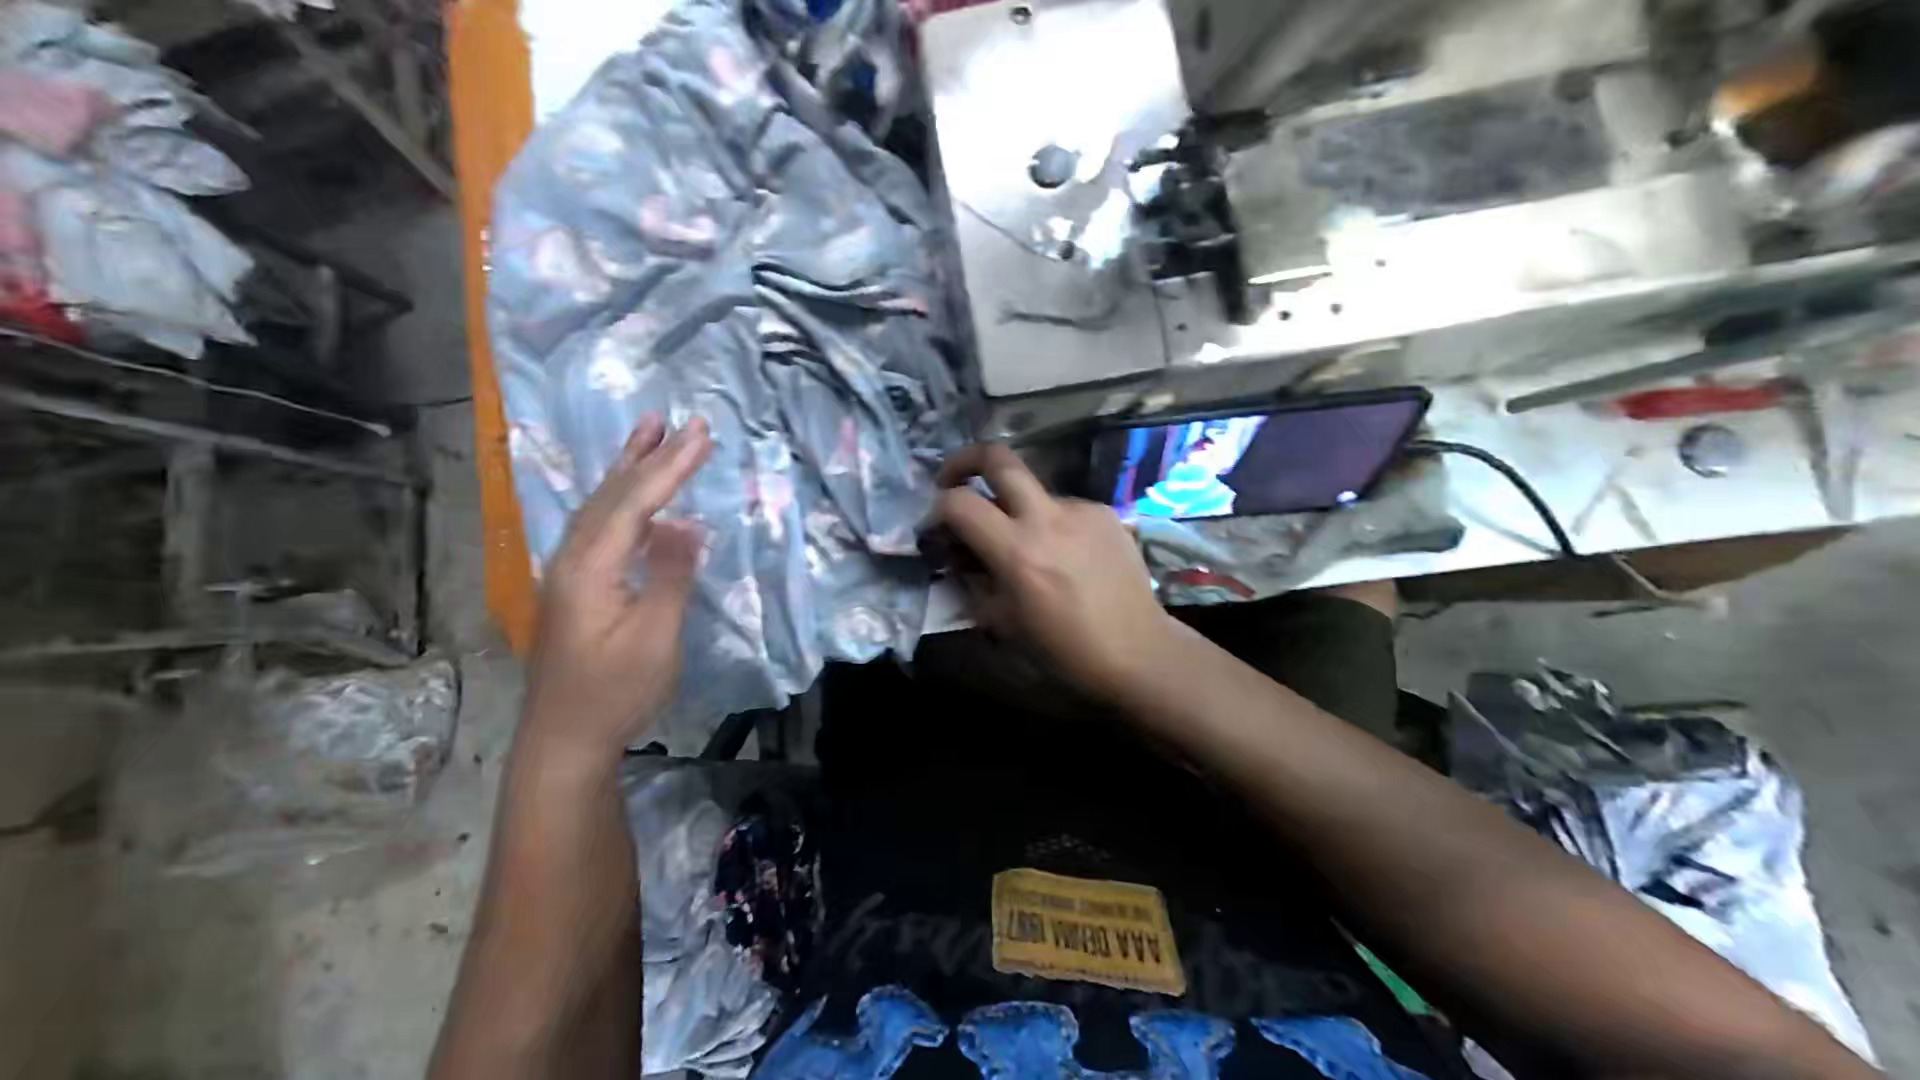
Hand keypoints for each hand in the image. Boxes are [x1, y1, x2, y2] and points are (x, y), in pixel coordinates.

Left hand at [522, 415, 711, 759]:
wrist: (563, 737)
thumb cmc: (615, 691)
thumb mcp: (655, 637)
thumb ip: (671, 575)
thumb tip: (689, 522)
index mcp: (590, 566)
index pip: (635, 502)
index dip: (670, 466)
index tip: (702, 435)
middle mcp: (571, 557)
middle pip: (612, 494)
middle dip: (650, 456)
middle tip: (680, 422)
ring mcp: (567, 571)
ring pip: (600, 506)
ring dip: (628, 469)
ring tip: (649, 434)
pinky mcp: (573, 585)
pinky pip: (599, 525)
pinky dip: (622, 499)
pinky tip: (634, 497)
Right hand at [934, 443, 1181, 696]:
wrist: (1139, 652)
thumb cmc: (1064, 651)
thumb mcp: (1003, 623)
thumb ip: (973, 582)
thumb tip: (958, 557)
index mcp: (1018, 551)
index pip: (959, 502)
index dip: (937, 508)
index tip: (936, 525)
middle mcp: (1049, 518)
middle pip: (999, 457)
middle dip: (966, 460)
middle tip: (955, 481)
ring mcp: (1082, 510)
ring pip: (1034, 490)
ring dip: (1016, 508)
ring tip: (1026, 548)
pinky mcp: (1106, 514)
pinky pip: (1064, 508)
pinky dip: (1051, 524)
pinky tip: (1063, 556)